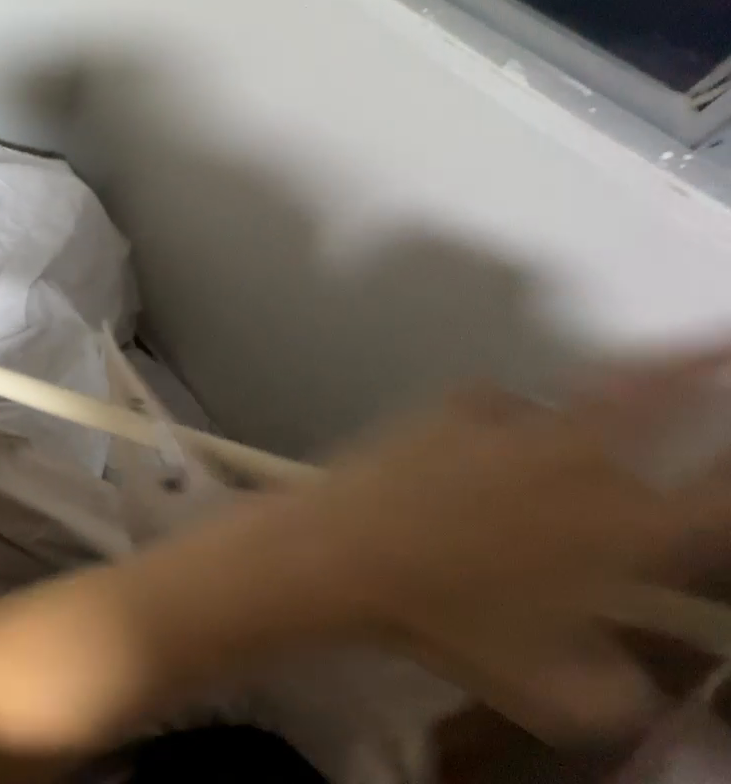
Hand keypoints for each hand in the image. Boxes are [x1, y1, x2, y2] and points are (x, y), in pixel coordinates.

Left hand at [253, 353, 730, 739]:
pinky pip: (494, 401)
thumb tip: (631, 687)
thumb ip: (612, 688)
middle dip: (698, 367)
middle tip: (725, 340)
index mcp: (626, 535)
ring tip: (649, 364)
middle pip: (657, 399)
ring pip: (579, 392)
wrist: (337, 555)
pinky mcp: (441, 412)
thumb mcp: (547, 688)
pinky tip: (503, 424)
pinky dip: (508, 411)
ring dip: (617, 381)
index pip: (720, 496)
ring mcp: (504, 429)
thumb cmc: (444, 625)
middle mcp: (576, 468)